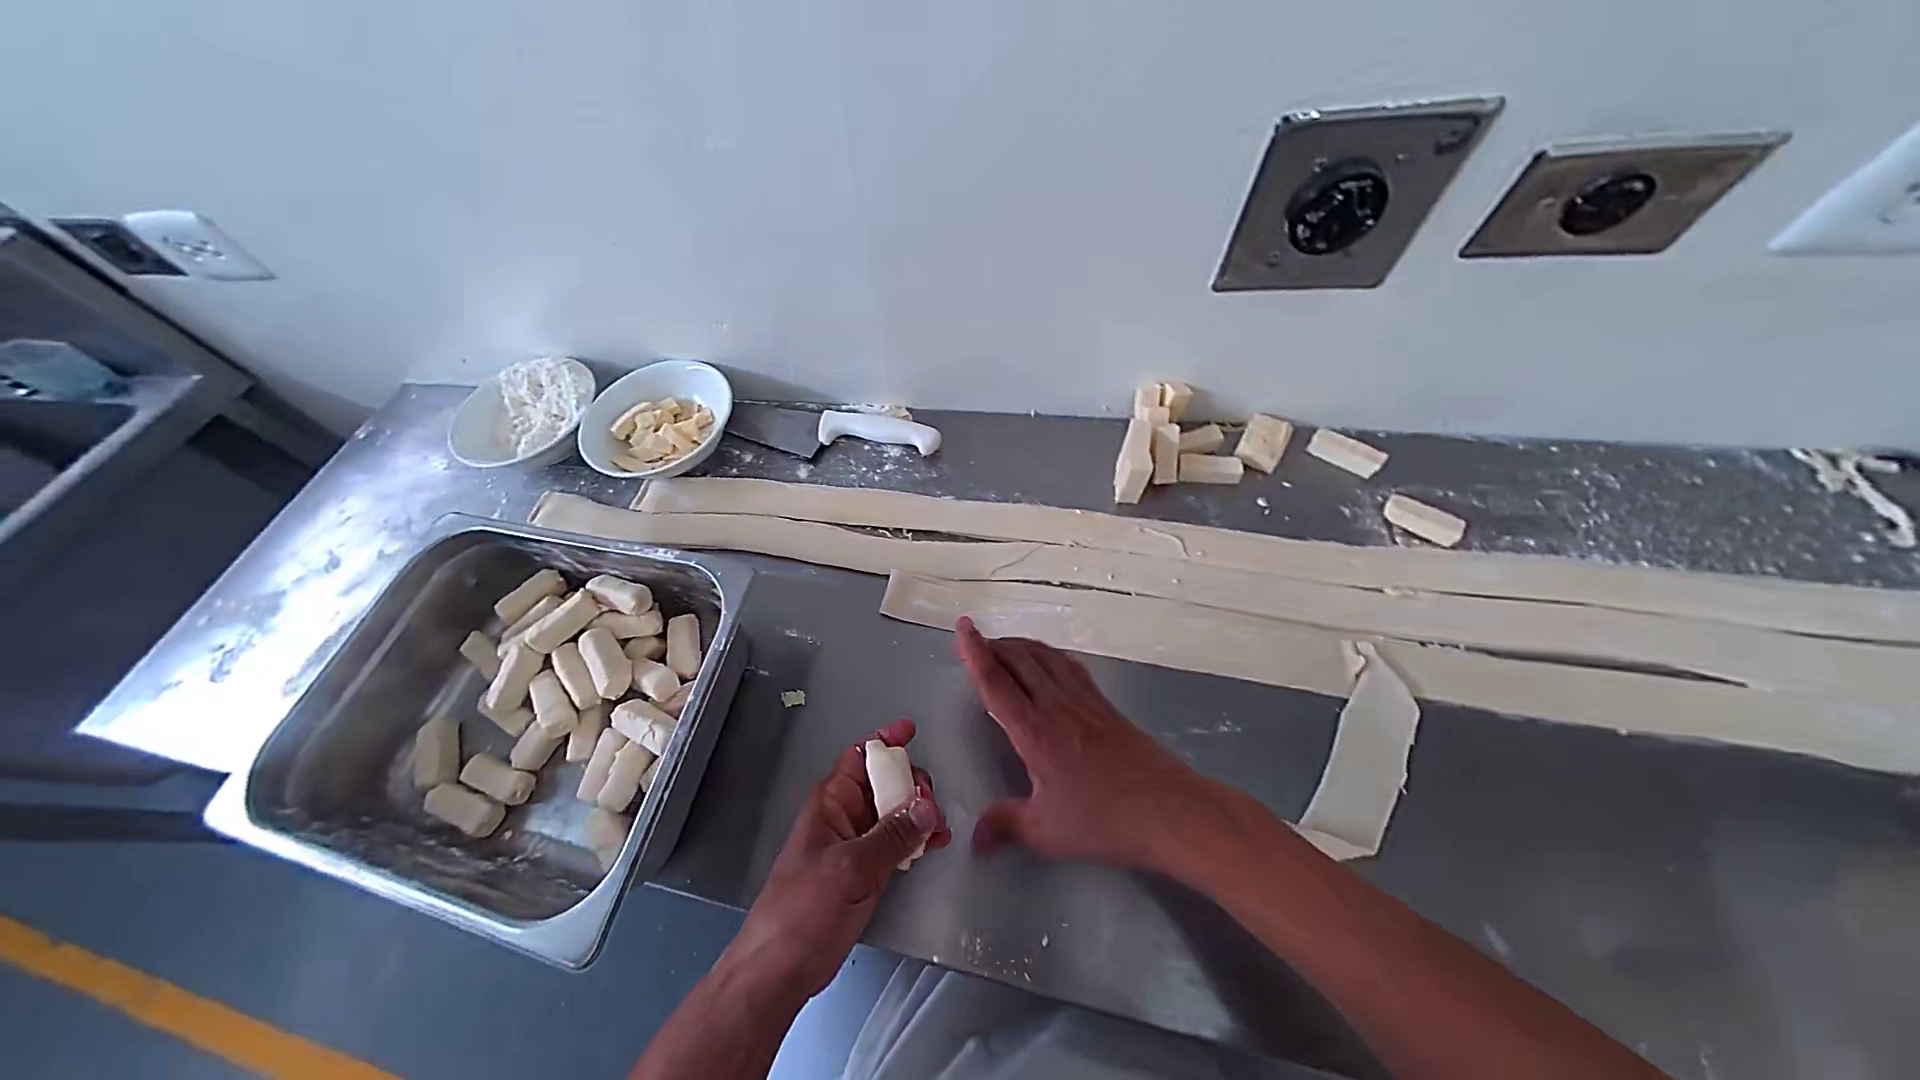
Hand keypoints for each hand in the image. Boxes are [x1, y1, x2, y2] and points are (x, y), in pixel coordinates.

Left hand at [725, 719, 950, 999]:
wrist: (780, 968)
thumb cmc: (803, 911)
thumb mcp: (852, 868)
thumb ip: (893, 835)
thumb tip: (927, 807)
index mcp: (832, 802)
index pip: (861, 756)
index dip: (885, 741)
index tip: (911, 731)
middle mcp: (844, 815)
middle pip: (885, 782)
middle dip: (913, 786)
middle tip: (931, 807)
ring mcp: (855, 843)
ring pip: (895, 811)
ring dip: (920, 815)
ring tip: (939, 832)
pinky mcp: (864, 869)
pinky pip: (896, 841)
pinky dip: (916, 839)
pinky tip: (932, 847)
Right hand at [956, 617, 1237, 871]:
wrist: (1171, 810)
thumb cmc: (1106, 820)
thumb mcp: (1047, 832)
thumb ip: (1006, 826)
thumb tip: (976, 839)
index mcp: (1035, 731)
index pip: (996, 682)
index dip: (974, 652)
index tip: (962, 627)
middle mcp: (1057, 706)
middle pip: (1019, 659)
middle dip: (993, 645)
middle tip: (974, 645)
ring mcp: (1084, 701)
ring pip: (1045, 657)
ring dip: (1020, 646)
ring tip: (1003, 647)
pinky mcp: (1105, 705)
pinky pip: (1069, 666)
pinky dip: (1049, 655)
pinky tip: (1047, 662)